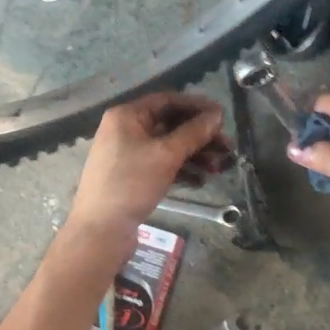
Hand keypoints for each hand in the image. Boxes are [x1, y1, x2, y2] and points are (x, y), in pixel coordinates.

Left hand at [69, 93, 227, 235]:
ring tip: (219, 168)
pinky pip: (160, 165)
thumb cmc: (131, 183)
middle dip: (199, 136)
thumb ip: (193, 132)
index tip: (222, 117)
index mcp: (126, 116)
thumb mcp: (166, 154)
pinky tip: (201, 181)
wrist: (101, 229)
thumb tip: (216, 114)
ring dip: (194, 155)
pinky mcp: (131, 176)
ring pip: (167, 147)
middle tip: (227, 148)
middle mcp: (125, 130)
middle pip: (169, 124)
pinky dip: (180, 170)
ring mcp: (127, 154)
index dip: (197, 106)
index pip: (167, 100)